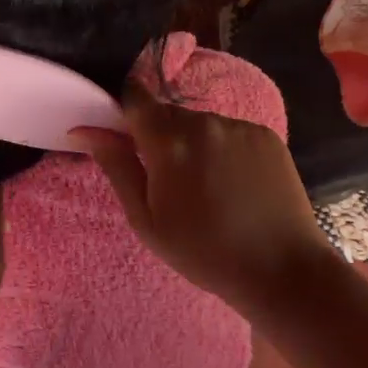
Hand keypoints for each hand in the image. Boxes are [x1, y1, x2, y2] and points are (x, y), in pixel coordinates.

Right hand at [74, 84, 330, 311]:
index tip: (125, 138)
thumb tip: (83, 129)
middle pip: (168, 114)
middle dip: (160, 137)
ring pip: (200, 125)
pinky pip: (230, 133)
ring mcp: (240, 126)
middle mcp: (205, 121)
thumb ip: (116, 165)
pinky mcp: (267, 136)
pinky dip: (223, 151)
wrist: (283, 271)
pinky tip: (234, 186)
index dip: (125, 111)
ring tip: (206, 189)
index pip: (135, 97)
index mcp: (169, 140)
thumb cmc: (204, 252)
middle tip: (167, 182)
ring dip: (193, 145)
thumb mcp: (145, 218)